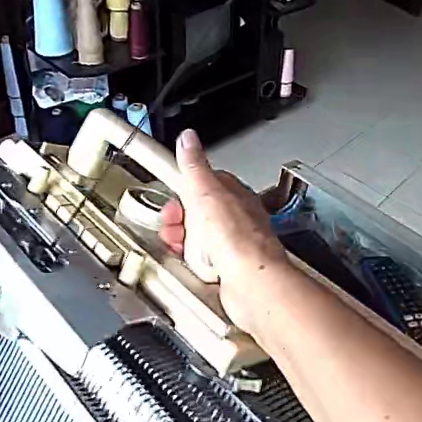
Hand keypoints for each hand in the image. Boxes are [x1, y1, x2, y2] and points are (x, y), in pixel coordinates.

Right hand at [160, 130, 287, 331]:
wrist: (251, 282)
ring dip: (185, 245)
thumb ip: (195, 166)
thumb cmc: (238, 239)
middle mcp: (237, 219)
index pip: (204, 183)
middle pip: (197, 213)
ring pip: (198, 240)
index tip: (170, 199)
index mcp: (234, 195)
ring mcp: (233, 245)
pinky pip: (201, 264)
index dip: (183, 191)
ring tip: (185, 249)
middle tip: (174, 228)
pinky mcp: (227, 269)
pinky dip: (193, 266)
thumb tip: (188, 138)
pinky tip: (195, 267)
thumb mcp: (206, 194)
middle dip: (179, 222)